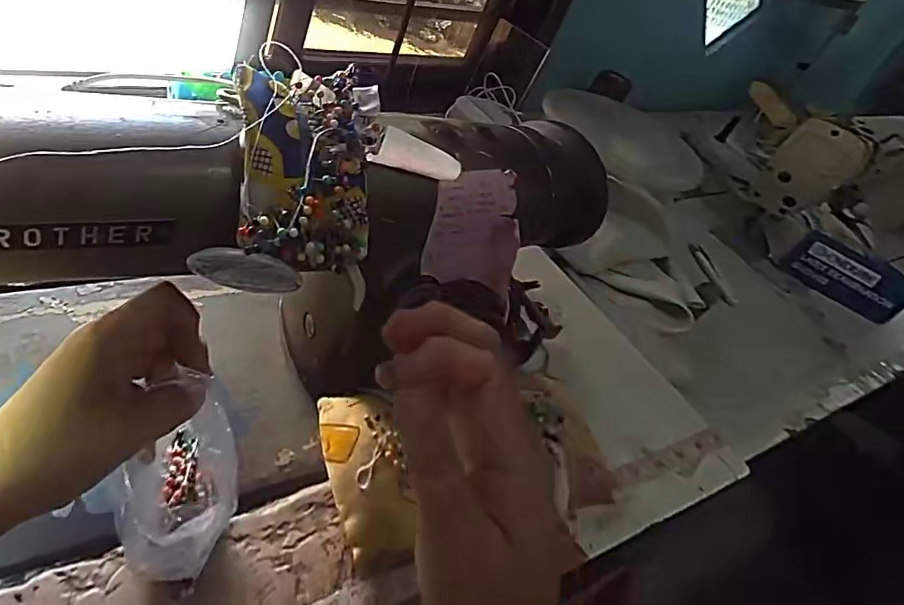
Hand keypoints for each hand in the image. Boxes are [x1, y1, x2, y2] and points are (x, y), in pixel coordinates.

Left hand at [0, 280, 211, 523]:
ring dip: (159, 380)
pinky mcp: (71, 383)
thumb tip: (197, 388)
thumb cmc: (62, 447)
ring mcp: (82, 360)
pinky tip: (137, 434)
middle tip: (187, 398)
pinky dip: (137, 395)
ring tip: (163, 423)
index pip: (165, 301)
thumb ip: (173, 403)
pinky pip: (118, 375)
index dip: (190, 327)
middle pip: (154, 325)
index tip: (197, 371)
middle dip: (179, 356)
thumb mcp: (129, 429)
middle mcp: (98, 337)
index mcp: (112, 334)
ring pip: (137, 353)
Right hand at [377, 302, 568, 604]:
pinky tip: (397, 377)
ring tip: (389, 343)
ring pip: (468, 366)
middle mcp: (506, 430)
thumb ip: (432, 452)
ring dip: (430, 342)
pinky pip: (452, 394)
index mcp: (514, 447)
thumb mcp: (452, 529)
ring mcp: (491, 438)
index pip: (485, 368)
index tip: (395, 370)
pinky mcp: (473, 450)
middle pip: (484, 352)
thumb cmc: (480, 592)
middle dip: (439, 325)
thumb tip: (406, 376)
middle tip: (391, 327)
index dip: (439, 352)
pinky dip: (424, 373)